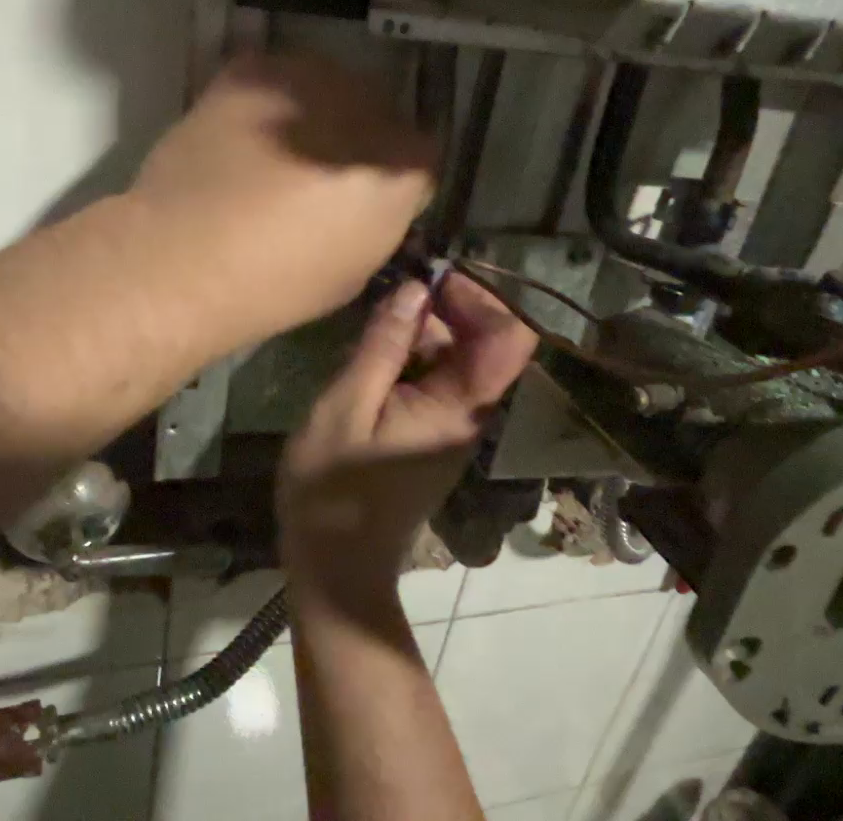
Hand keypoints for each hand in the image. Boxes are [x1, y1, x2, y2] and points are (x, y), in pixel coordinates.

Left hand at [131, 53, 435, 347]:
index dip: (395, 177)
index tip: (368, 197)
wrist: (183, 257)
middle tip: (320, 173)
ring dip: (317, 113)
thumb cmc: (277, 284)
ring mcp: (307, 78)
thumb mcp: (357, 269)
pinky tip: (244, 136)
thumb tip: (371, 197)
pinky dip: (270, 101)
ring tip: (277, 151)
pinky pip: (278, 78)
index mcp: (403, 165)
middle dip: (360, 137)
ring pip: (330, 87)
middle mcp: (367, 108)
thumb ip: (379, 220)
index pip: (421, 155)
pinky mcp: (253, 68)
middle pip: (379, 111)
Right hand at [278, 274, 537, 596]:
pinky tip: (372, 355)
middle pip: (483, 344)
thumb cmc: (333, 489)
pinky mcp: (432, 436)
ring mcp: (452, 427)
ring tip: (373, 321)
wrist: (336, 565)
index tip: (431, 277)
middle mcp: (469, 414)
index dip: (481, 297)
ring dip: (423, 332)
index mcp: (459, 407)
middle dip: (445, 308)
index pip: (508, 338)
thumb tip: (417, 289)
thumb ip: (383, 346)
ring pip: (457, 360)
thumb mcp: (346, 407)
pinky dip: (412, 358)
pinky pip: (436, 382)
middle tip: (391, 292)